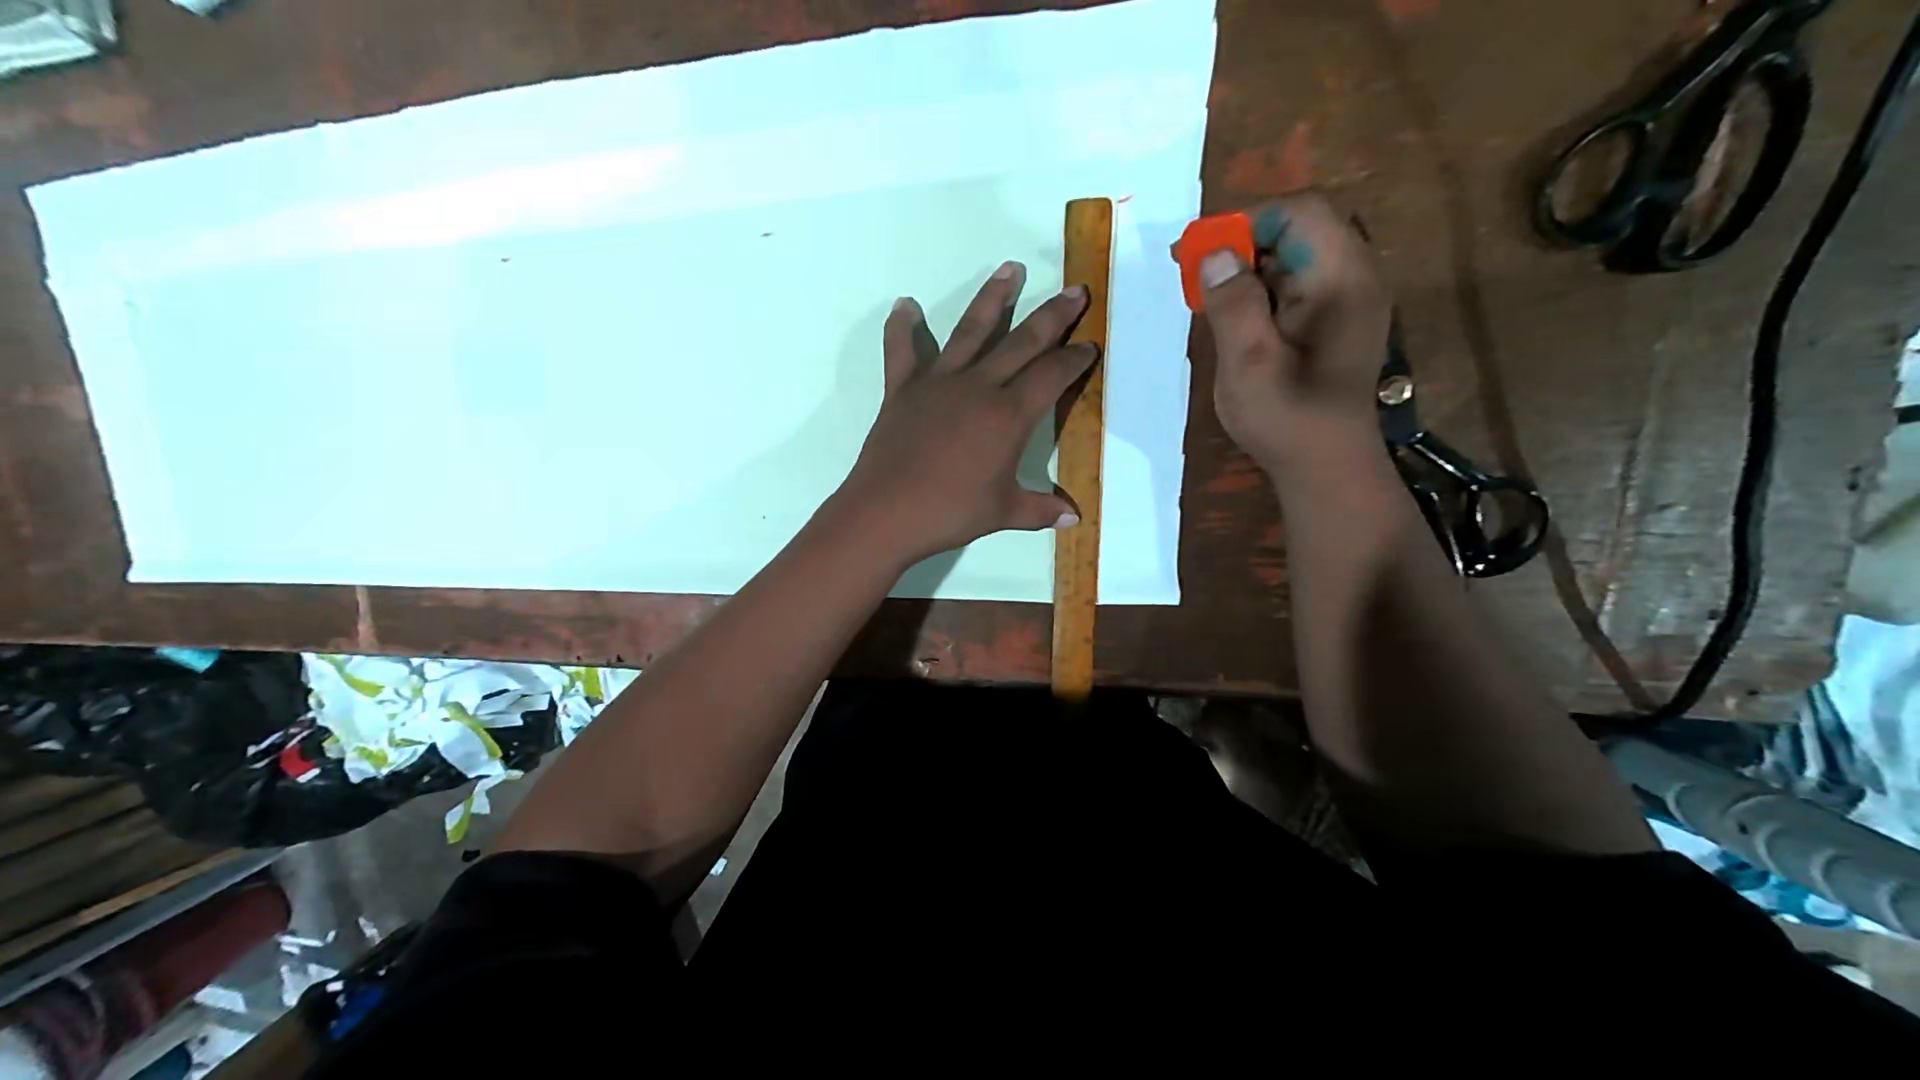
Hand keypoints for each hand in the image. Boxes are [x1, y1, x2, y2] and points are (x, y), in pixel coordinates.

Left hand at [831, 261, 1095, 562]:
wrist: (886, 512)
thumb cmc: (950, 512)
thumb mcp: (1004, 513)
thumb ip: (1041, 509)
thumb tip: (1075, 517)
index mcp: (1009, 415)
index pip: (1052, 375)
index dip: (1075, 359)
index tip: (1091, 345)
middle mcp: (978, 387)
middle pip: (1022, 341)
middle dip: (1053, 315)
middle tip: (1074, 290)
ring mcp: (938, 382)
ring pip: (971, 331)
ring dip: (993, 298)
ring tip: (1009, 268)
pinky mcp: (902, 389)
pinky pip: (902, 350)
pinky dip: (902, 327)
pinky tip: (905, 304)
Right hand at [1199, 193, 1392, 474]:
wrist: (1325, 468)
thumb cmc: (1287, 419)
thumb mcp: (1249, 363)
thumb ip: (1233, 304)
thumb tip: (1214, 254)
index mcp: (1342, 279)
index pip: (1299, 212)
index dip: (1246, 222)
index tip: (1202, 255)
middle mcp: (1354, 277)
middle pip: (1298, 229)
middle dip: (1242, 244)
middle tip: (1196, 278)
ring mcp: (1348, 299)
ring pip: (1294, 256)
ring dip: (1247, 269)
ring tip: (1209, 300)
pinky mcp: (1335, 321)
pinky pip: (1296, 285)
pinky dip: (1260, 291)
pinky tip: (1235, 320)